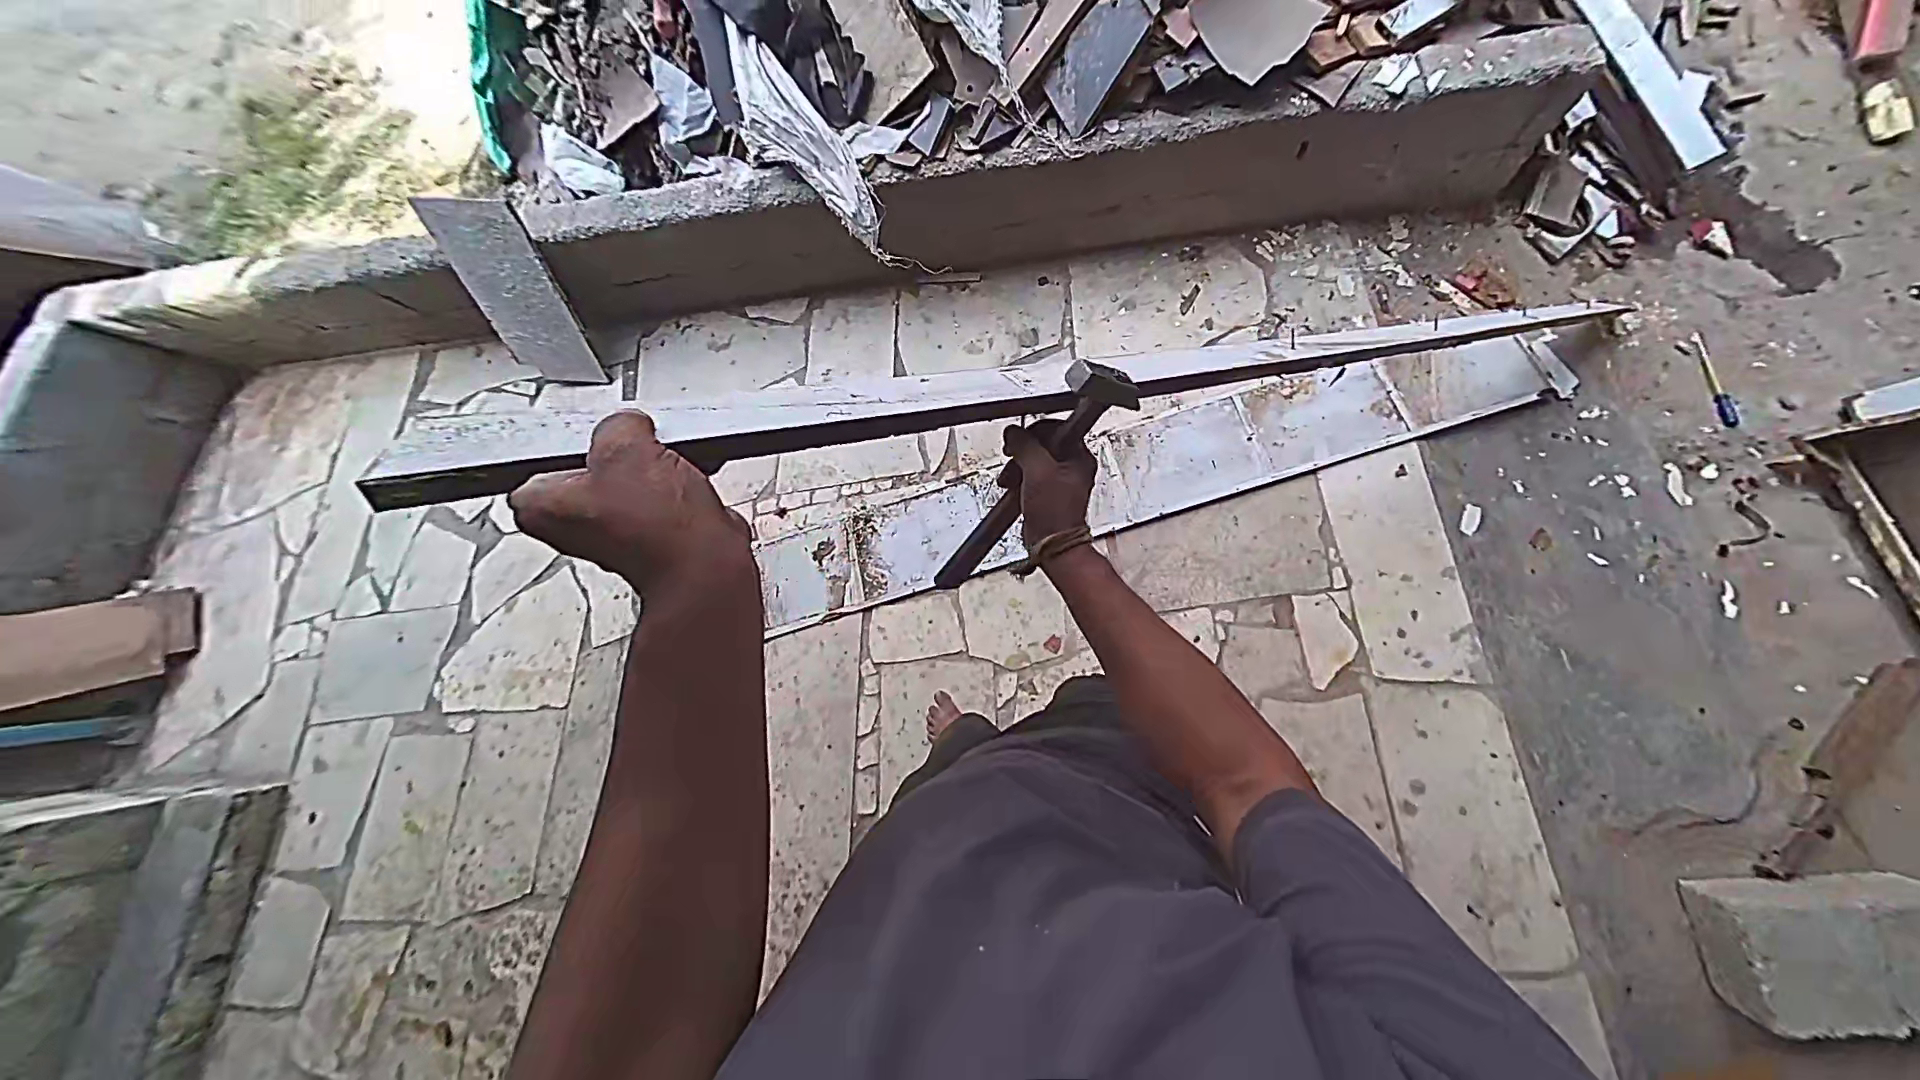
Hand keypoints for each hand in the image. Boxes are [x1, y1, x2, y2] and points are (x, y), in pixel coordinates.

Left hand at [509, 411, 754, 597]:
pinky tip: (689, 493)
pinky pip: (663, 500)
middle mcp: (572, 527)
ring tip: (673, 476)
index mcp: (540, 506)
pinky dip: (679, 494)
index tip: (613, 436)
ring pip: (636, 481)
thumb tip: (630, 426)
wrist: (707, 565)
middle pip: (600, 465)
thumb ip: (617, 425)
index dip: (589, 438)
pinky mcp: (651, 539)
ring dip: (660, 473)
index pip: (551, 452)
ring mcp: (615, 535)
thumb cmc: (658, 528)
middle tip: (646, 458)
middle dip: (629, 457)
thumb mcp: (625, 446)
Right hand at [1003, 420, 1094, 548]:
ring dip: (1017, 465)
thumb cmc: (1054, 513)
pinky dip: (1019, 478)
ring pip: (1034, 459)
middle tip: (1011, 456)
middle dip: (1022, 451)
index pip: (1056, 428)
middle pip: (1043, 443)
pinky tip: (1012, 486)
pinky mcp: (1048, 491)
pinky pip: (1031, 474)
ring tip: (1009, 477)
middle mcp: (1073, 465)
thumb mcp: (1037, 470)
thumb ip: (1025, 445)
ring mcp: (1061, 479)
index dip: (1034, 430)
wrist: (1051, 544)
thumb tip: (1014, 432)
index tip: (1018, 437)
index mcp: (1080, 456)